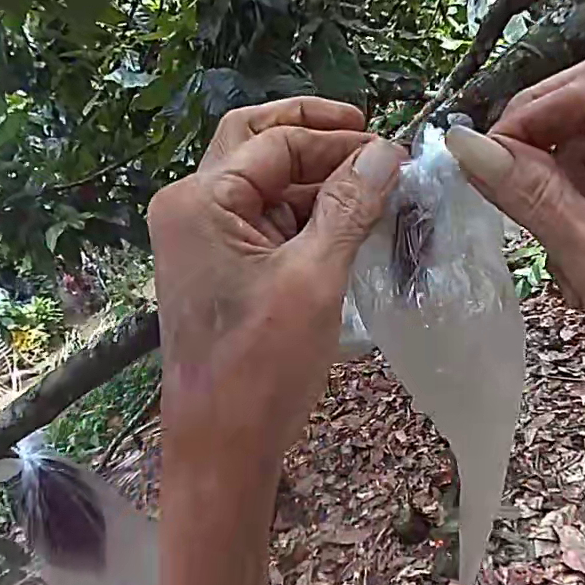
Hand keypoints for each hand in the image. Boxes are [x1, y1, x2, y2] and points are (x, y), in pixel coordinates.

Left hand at [148, 99, 404, 584]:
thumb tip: (385, 150)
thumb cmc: (264, 366)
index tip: (393, 149)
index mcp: (201, 201)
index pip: (275, 141)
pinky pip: (267, 223)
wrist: (224, 447)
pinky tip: (350, 224)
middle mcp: (192, 209)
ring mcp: (204, 240)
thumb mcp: (314, 278)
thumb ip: (348, 207)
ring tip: (375, 189)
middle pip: (257, 145)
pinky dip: (306, 216)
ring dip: (317, 181)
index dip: (337, 139)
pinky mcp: (222, 269)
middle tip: (373, 143)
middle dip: (316, 138)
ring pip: (265, 185)